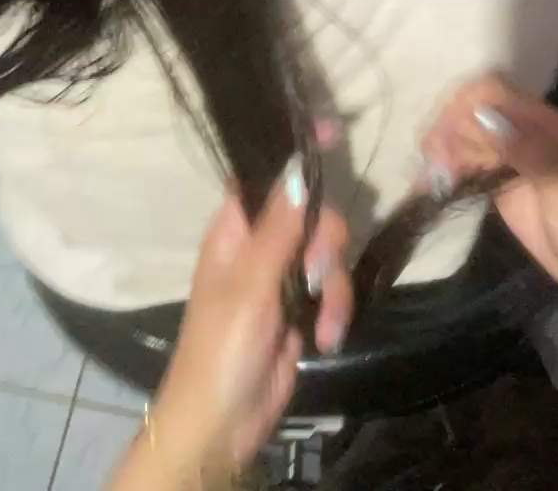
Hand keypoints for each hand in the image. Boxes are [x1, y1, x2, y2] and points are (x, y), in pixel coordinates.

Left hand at [139, 180, 352, 481]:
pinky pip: (334, 288)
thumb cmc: (221, 346)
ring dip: (334, 287)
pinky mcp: (303, 306)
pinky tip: (326, 338)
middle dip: (325, 244)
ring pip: (329, 252)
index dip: (296, 154)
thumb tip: (298, 166)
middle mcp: (260, 244)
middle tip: (316, 271)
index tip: (332, 133)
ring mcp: (283, 275)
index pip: (266, 174)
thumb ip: (280, 226)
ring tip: (322, 324)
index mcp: (235, 229)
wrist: (223, 424)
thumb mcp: (250, 284)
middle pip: (312, 213)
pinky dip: (336, 311)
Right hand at [422, 76, 557, 306]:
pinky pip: (465, 162)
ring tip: (432, 175)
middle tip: (435, 162)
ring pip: (464, 136)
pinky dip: (446, 169)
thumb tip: (485, 117)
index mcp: (544, 123)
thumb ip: (527, 151)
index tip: (446, 131)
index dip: (466, 104)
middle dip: (448, 129)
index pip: (495, 93)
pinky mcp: (495, 178)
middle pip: (472, 112)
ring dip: (443, 149)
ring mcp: (507, 154)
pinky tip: (431, 183)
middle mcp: (522, 131)